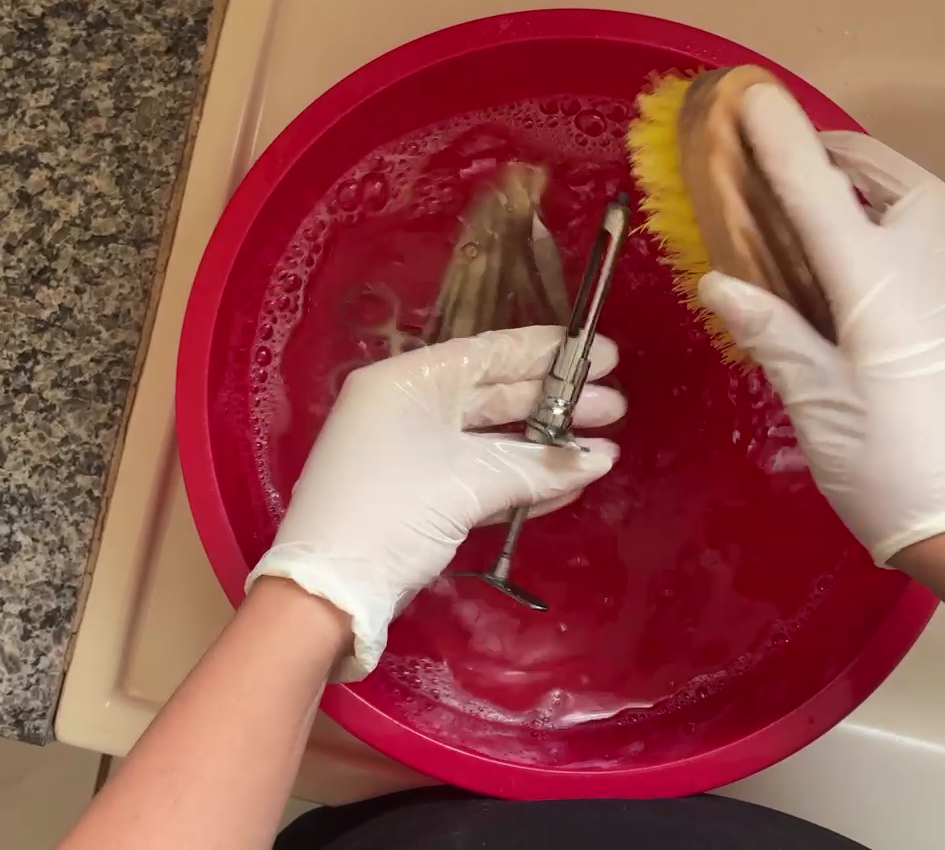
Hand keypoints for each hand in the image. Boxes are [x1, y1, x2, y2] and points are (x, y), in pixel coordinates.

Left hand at [249, 325, 624, 679]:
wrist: (328, 591)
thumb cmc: (392, 512)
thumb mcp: (465, 482)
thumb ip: (535, 466)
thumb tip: (600, 459)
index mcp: (406, 382)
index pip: (485, 355)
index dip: (544, 353)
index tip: (600, 354)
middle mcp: (407, 407)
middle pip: (493, 396)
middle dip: (555, 403)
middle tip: (616, 404)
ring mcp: (413, 452)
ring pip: (490, 439)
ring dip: (544, 446)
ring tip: (606, 445)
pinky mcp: (421, 493)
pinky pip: (478, 474)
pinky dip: (519, 478)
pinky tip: (569, 480)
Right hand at [696, 84, 944, 564]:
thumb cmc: (893, 466)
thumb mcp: (817, 400)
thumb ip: (773, 332)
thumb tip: (719, 279)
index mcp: (879, 296)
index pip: (825, 203)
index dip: (784, 147)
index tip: (753, 99)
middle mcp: (916, 286)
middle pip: (904, 189)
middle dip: (850, 156)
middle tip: (794, 152)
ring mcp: (933, 308)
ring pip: (913, 217)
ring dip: (864, 186)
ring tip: (803, 195)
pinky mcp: (931, 333)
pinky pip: (902, 253)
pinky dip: (864, 229)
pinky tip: (821, 261)